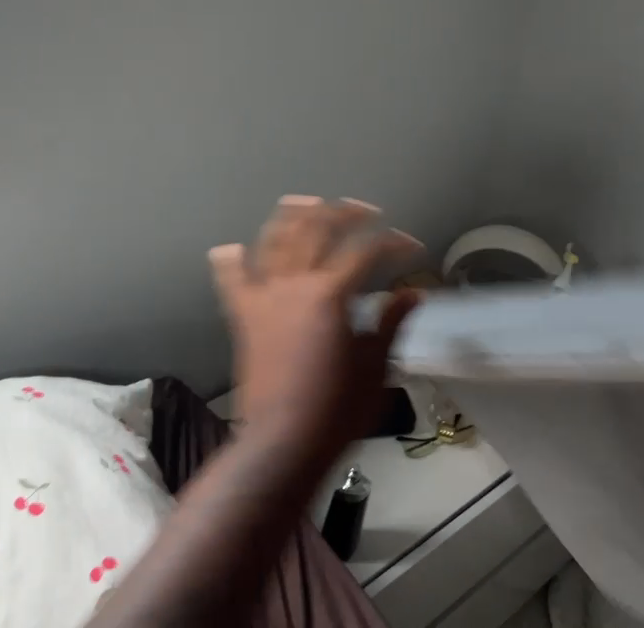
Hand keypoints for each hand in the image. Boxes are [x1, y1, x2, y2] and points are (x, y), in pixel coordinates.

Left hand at [209, 195, 423, 464]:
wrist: (283, 441)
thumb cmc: (338, 408)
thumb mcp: (376, 366)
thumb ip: (392, 322)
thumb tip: (413, 292)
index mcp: (331, 293)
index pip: (367, 251)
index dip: (393, 242)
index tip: (412, 247)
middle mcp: (294, 284)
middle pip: (317, 229)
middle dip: (344, 212)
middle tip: (366, 211)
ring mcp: (264, 297)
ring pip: (274, 241)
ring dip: (291, 216)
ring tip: (306, 202)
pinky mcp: (243, 317)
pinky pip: (232, 281)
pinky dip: (230, 261)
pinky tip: (231, 248)